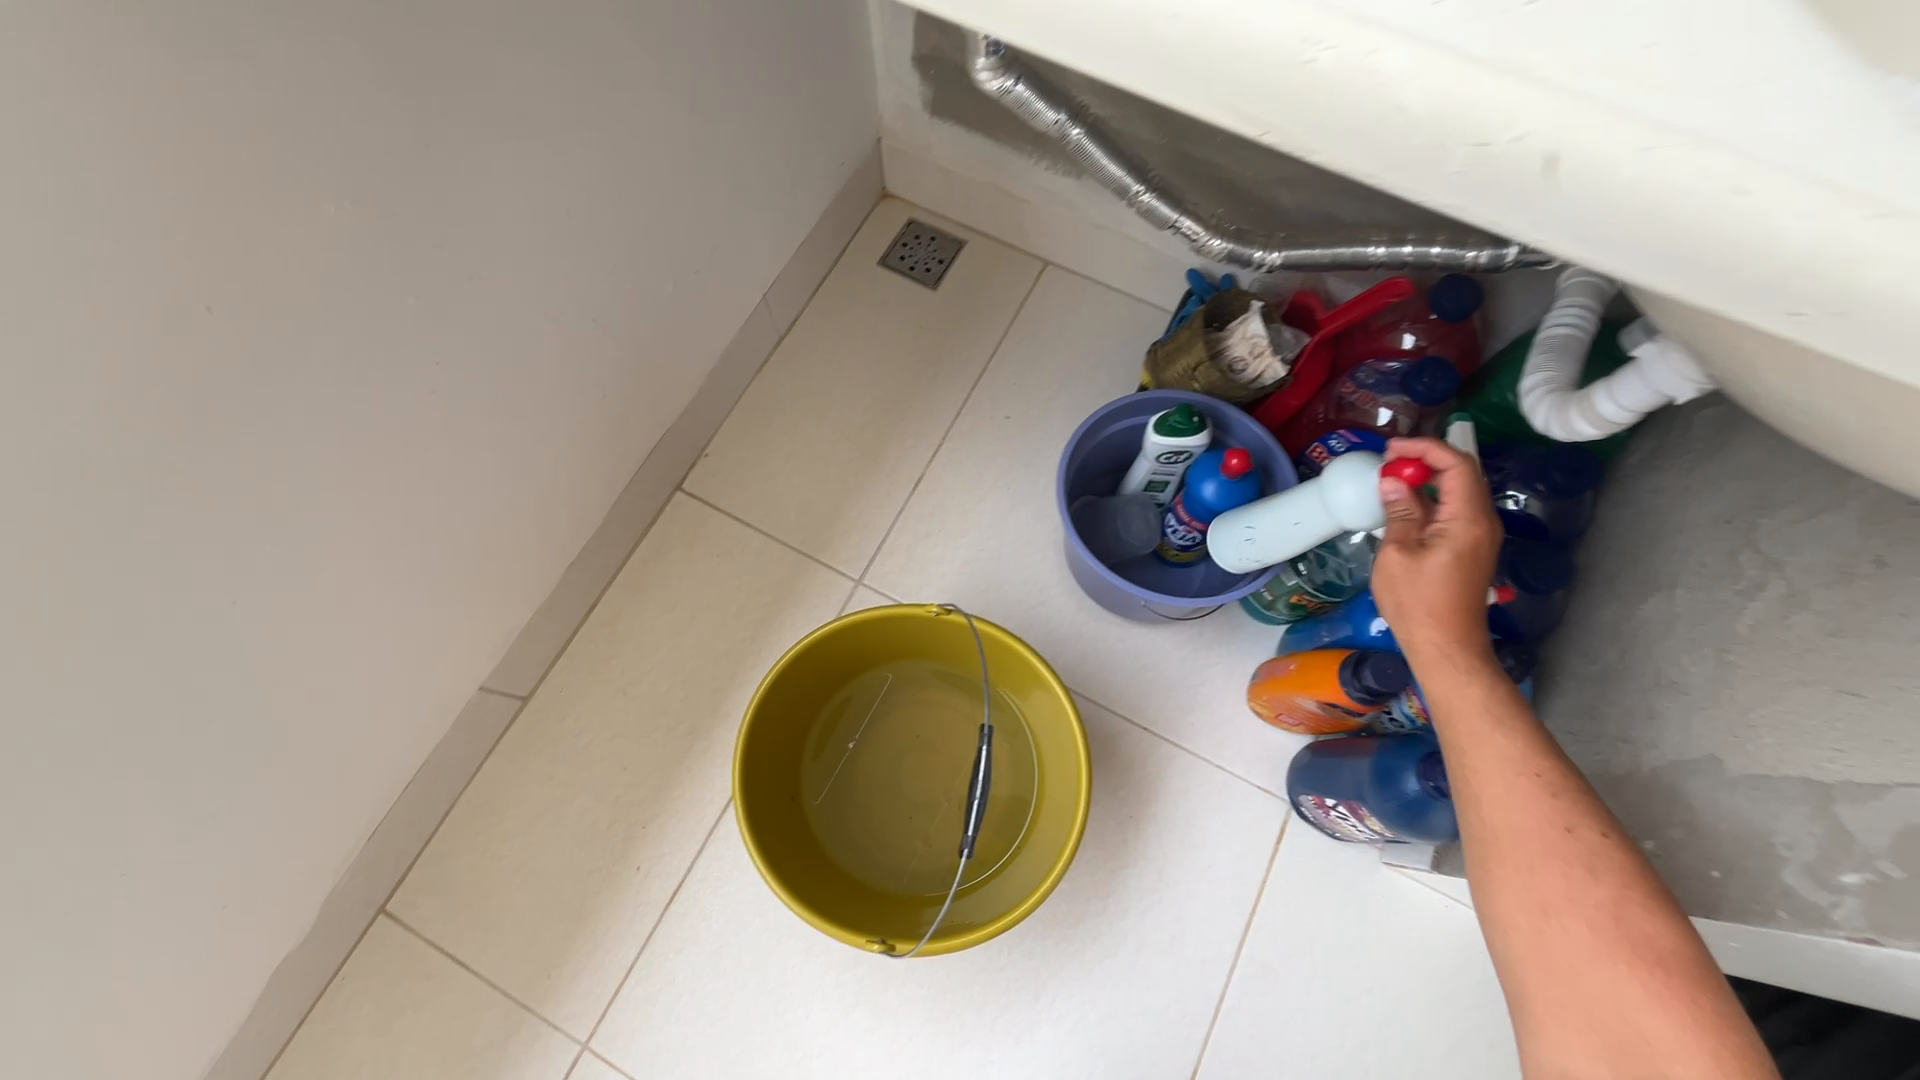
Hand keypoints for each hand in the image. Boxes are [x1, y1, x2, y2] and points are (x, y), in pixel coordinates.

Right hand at [1371, 437, 1504, 658]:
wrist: (1446, 646)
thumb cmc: (1417, 602)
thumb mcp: (1398, 554)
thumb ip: (1399, 513)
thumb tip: (1393, 482)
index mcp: (1467, 519)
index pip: (1456, 465)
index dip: (1424, 449)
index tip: (1390, 450)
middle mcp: (1482, 522)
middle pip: (1463, 474)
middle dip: (1427, 460)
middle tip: (1389, 461)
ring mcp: (1480, 536)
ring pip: (1460, 491)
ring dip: (1429, 479)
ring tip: (1393, 478)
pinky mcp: (1471, 549)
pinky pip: (1456, 510)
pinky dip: (1433, 498)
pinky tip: (1406, 505)